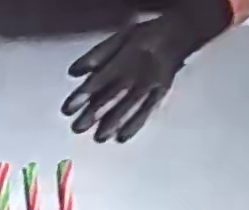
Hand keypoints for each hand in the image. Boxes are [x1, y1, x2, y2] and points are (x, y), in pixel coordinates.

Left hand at [61, 0, 230, 142]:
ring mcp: (148, 85)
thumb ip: (95, 57)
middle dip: (94, 113)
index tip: (69, 109)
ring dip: (113, 122)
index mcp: (122, 60)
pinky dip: (135, 125)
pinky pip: (148, 110)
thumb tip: (73, 72)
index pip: (99, 80)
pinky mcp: (159, 93)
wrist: (179, 33)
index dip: (83, 95)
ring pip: (130, 106)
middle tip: (79, 127)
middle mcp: (135, 74)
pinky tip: (122, 138)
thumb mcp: (117, 40)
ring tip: (100, 136)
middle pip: (112, 96)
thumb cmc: (140, 41)